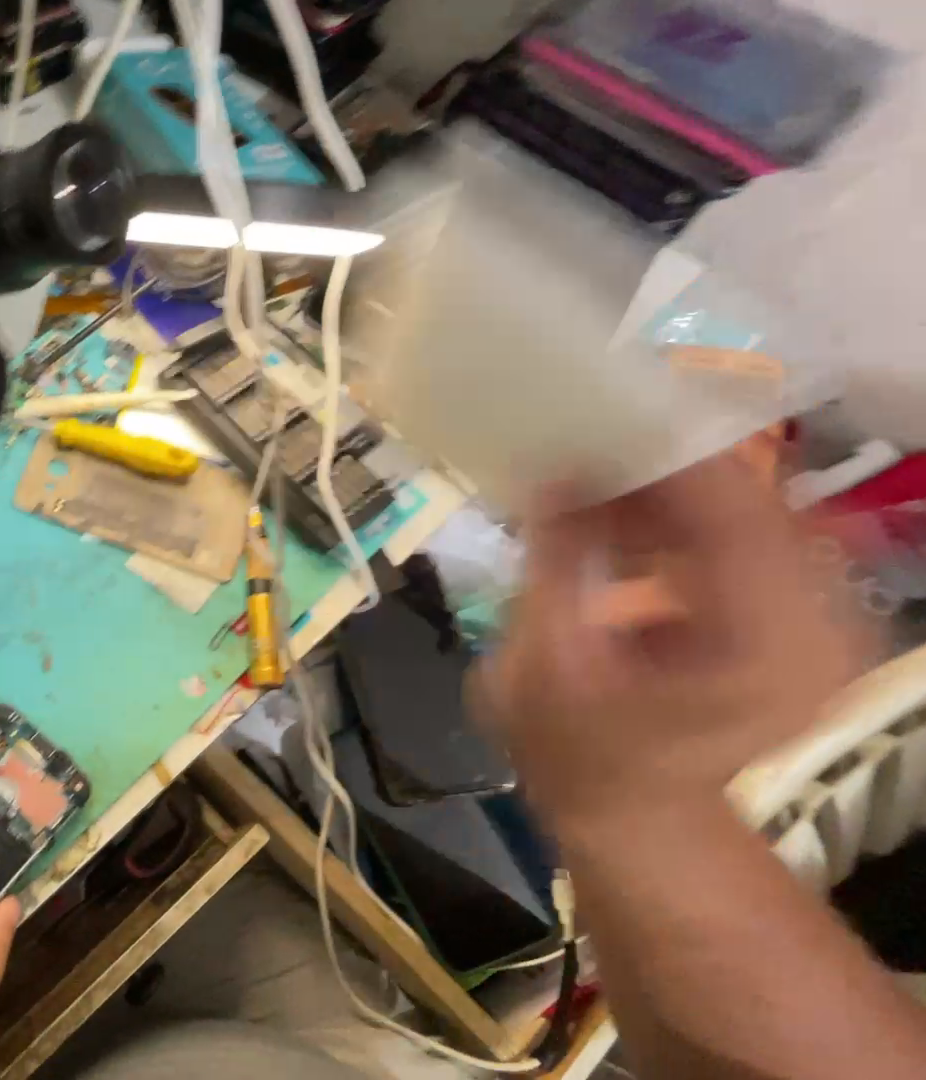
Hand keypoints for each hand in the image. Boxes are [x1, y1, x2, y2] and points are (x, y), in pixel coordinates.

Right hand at [479, 456, 872, 832]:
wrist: (629, 812)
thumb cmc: (578, 750)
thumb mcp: (545, 659)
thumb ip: (558, 562)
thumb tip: (557, 473)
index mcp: (770, 648)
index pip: (741, 520)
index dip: (674, 463)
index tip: (601, 418)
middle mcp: (825, 625)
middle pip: (755, 507)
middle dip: (665, 470)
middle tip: (582, 441)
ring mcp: (819, 618)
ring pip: (751, 514)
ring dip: (668, 490)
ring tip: (590, 473)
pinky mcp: (794, 614)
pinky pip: (744, 538)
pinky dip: (681, 518)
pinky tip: (619, 513)